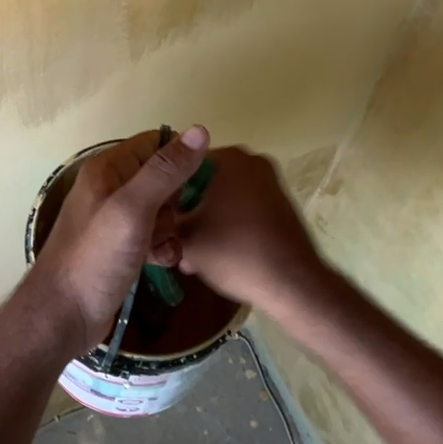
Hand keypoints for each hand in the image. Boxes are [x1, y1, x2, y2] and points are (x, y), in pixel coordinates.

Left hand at [33, 126, 210, 350]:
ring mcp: (114, 220)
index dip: (180, 157)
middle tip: (169, 221)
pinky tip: (162, 263)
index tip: (202, 180)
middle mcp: (109, 188)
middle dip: (175, 201)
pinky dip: (162, 248)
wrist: (62, 316)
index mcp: (107, 169)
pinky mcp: (120, 248)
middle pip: (161, 178)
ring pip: (160, 210)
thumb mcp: (133, 209)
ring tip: (161, 247)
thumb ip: (165, 171)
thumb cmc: (95, 257)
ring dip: (170, 229)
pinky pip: (153, 237)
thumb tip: (200, 130)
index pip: (154, 144)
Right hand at [174, 147, 327, 311]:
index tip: (160, 218)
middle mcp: (252, 161)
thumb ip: (162, 225)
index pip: (181, 164)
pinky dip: (228, 226)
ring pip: (223, 198)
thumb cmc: (235, 252)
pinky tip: (218, 254)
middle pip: (203, 182)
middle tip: (174, 239)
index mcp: (230, 158)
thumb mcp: (186, 240)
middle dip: (187, 210)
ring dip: (206, 221)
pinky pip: (243, 209)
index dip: (166, 192)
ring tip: (193, 254)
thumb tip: (149, 223)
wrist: (293, 285)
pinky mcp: (281, 206)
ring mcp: (270, 183)